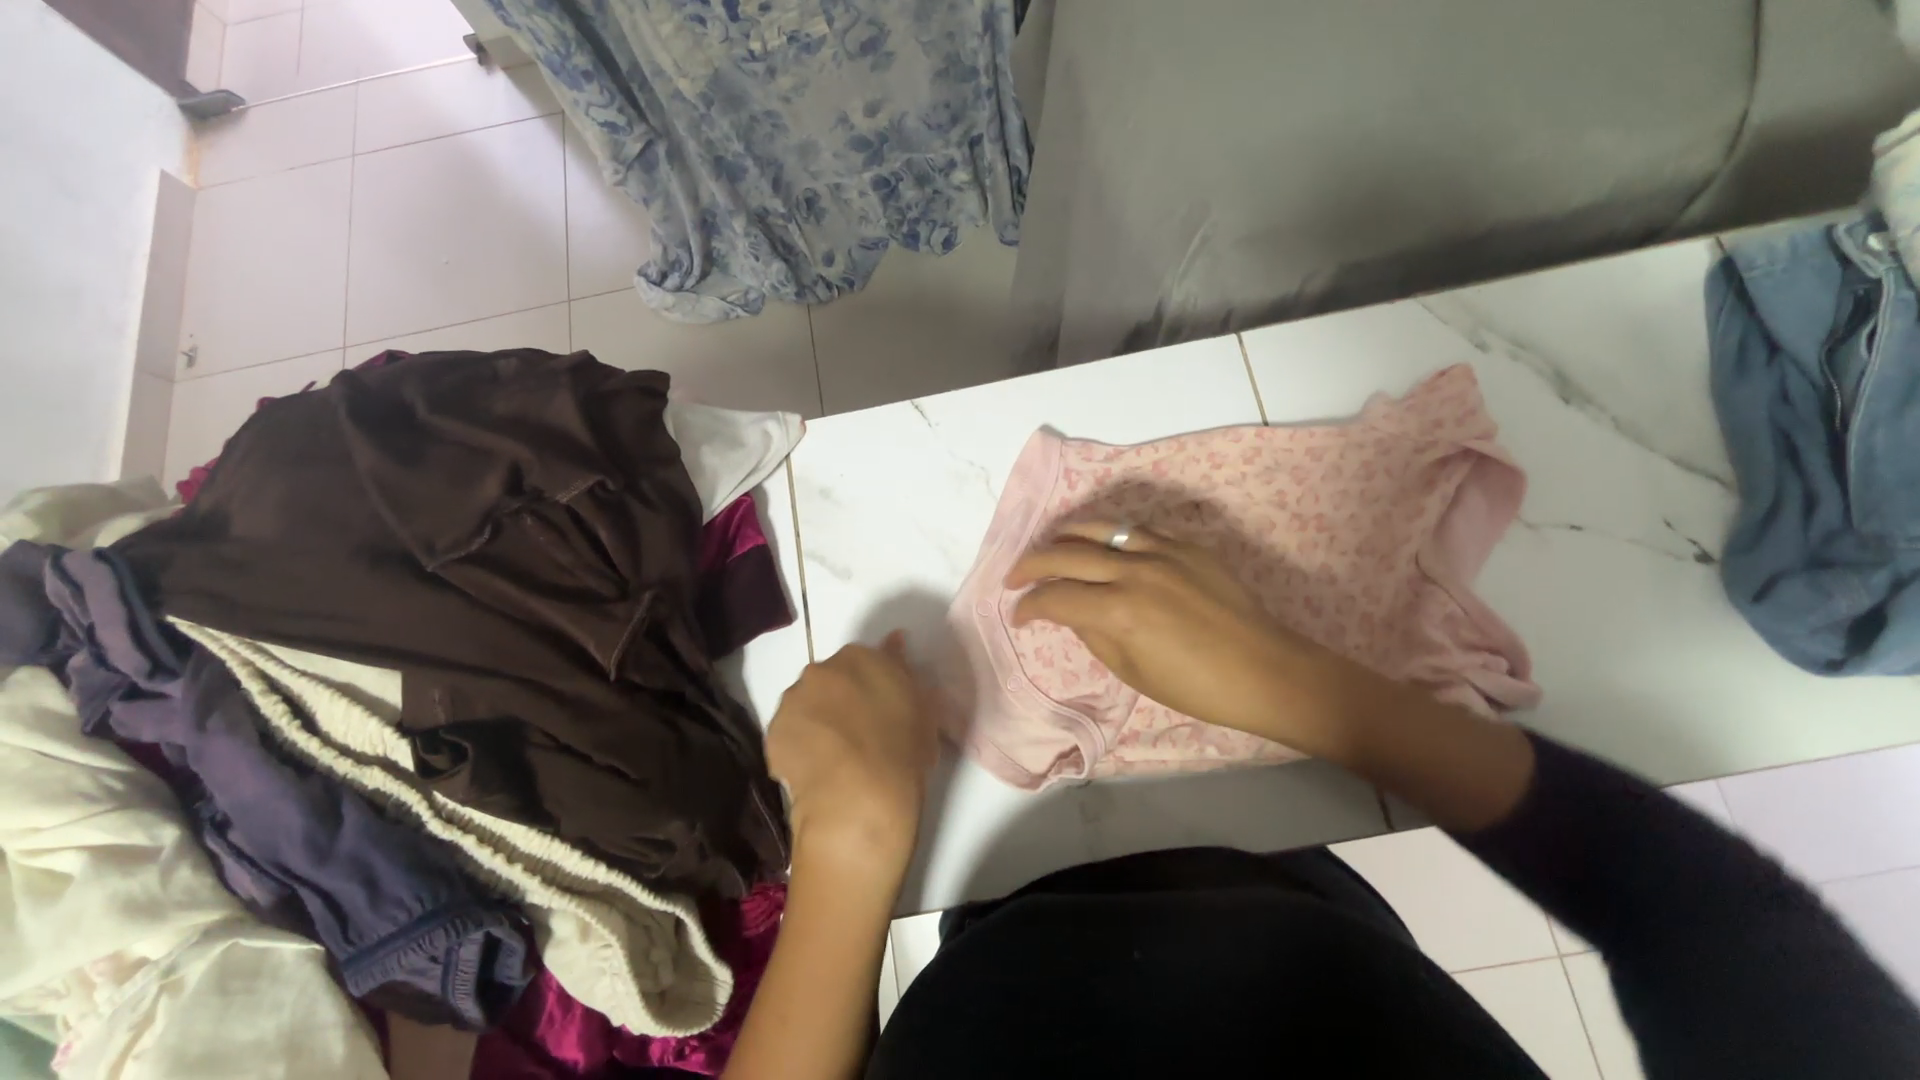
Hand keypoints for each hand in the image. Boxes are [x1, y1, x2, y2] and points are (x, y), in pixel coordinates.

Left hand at [766, 633, 937, 877]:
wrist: (858, 796)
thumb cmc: (902, 752)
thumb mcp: (923, 708)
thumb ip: (904, 670)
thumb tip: (894, 639)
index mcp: (861, 657)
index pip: (864, 662)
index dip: (870, 687)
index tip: (878, 710)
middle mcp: (821, 670)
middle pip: (830, 680)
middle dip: (839, 699)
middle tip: (856, 733)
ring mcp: (793, 700)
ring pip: (805, 704)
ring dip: (816, 720)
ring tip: (833, 757)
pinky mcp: (773, 732)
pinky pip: (789, 734)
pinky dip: (799, 746)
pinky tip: (816, 770)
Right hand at [1005, 520, 1367, 751]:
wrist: (1263, 670)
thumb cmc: (1195, 686)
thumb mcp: (1132, 671)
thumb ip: (1093, 634)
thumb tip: (1070, 612)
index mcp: (1118, 610)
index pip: (1055, 597)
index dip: (1028, 606)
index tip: (1019, 616)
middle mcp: (1134, 571)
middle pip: (1065, 554)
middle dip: (1030, 566)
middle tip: (1014, 578)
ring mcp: (1162, 551)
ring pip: (1098, 528)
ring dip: (1065, 538)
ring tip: (1050, 549)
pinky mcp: (1185, 545)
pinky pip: (1135, 531)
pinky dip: (1109, 536)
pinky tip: (1102, 548)